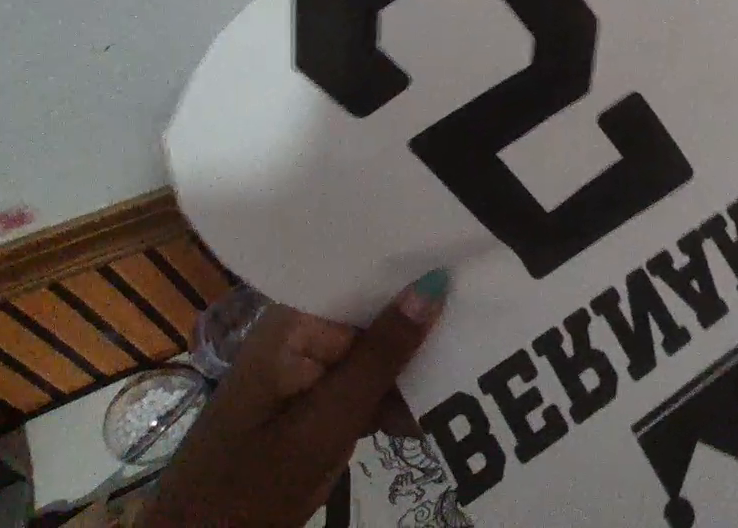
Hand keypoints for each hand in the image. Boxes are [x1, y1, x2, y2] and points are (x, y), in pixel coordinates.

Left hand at [140, 270, 449, 527]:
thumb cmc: (252, 484)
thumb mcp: (328, 421)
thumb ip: (383, 354)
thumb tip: (437, 283)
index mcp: (293, 322)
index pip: (362, 270)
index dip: (413, 259)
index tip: (468, 253)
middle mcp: (303, 333)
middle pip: (378, 306)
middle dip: (426, 316)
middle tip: (485, 312)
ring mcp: (312, 367)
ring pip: (382, 345)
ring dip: (418, 363)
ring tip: (470, 365)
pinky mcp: (321, 398)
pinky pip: (373, 378)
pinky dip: (400, 394)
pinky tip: (432, 412)